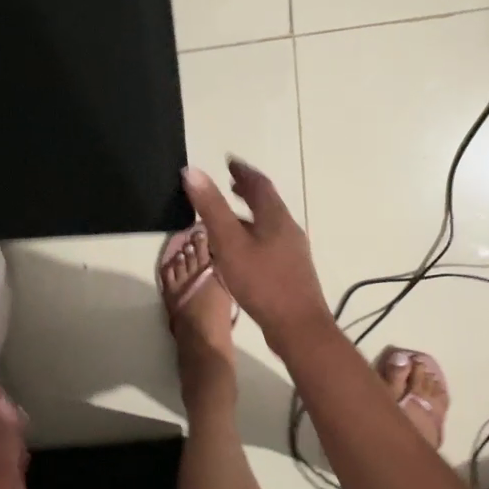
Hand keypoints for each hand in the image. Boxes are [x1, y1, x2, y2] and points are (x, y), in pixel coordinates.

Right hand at [182, 157, 333, 341]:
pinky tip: (242, 250)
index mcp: (274, 217)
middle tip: (230, 182)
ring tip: (230, 214)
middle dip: (248, 190)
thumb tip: (191, 171)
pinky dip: (254, 233)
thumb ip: (211, 207)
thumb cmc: (261, 281)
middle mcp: (287, 229)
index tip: (229, 162)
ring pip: (269, 223)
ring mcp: (292, 250)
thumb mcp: (229, 242)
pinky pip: (270, 241)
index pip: (259, 184)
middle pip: (267, 202)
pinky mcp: (290, 270)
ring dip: (250, 213)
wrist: (297, 326)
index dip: (242, 171)